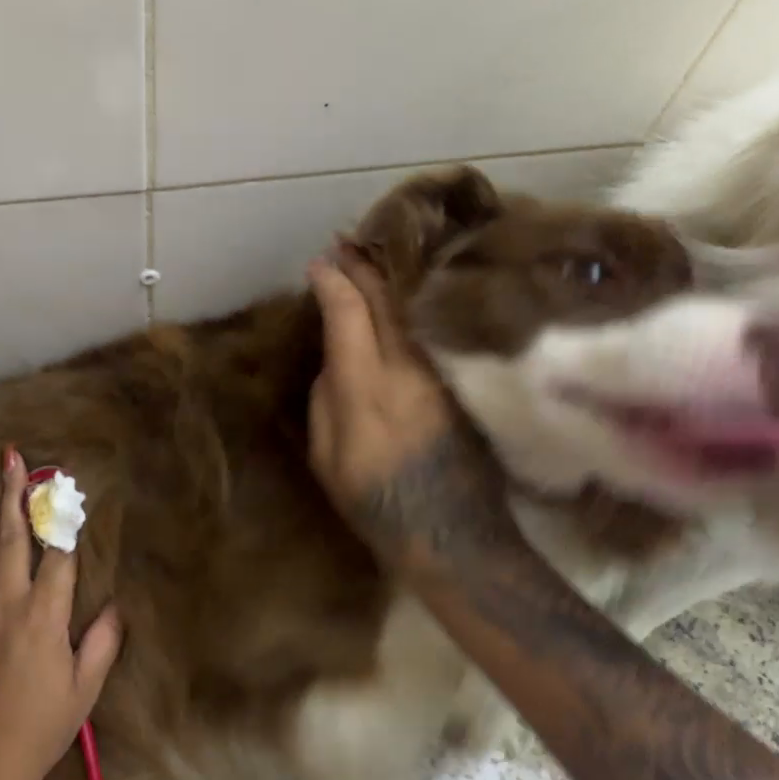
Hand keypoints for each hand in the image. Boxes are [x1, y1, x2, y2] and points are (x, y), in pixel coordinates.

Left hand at [0, 447, 122, 779]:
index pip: (57, 555)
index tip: (65, 484)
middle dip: (15, 495)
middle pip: (12, 539)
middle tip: (14, 458)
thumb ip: (101, 643)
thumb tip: (115, 606)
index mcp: (44, 617)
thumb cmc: (41, 728)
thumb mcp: (84, 689)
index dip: (63, 517)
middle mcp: (7, 605)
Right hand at [305, 244, 458, 512]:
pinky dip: (412, 304)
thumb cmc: (375, 504)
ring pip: (413, 310)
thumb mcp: (327, 459)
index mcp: (366, 389)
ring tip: (373, 256)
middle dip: (363, 266)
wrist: (453, 537)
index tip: (318, 264)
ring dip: (390, 278)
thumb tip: (336, 362)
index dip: (332, 282)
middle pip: (385, 300)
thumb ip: (326, 400)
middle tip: (345, 242)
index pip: (348, 314)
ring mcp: (440, 374)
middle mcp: (407, 370)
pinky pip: (430, 330)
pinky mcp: (460, 383)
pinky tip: (404, 295)